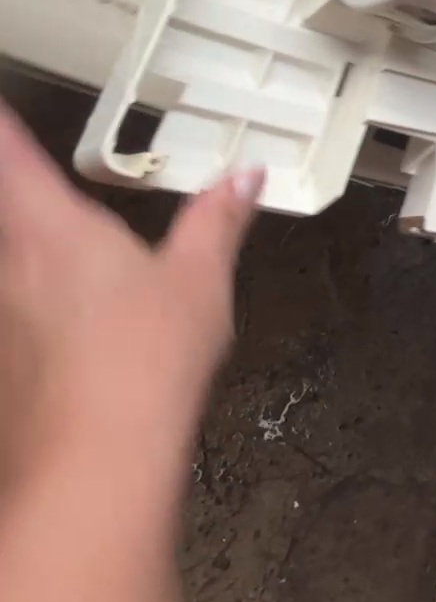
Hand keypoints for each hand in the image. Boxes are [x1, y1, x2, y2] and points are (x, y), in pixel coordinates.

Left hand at [0, 103, 261, 462]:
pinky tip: (63, 296)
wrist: (95, 444)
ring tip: (54, 227)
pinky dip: (30, 276)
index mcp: (56, 233)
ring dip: (22, 232)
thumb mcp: (201, 277)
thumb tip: (245, 174)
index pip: (10, 162)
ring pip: (4, 252)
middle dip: (9, 182)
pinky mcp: (1, 346)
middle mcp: (7, 263)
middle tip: (19, 157)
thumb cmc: (151, 349)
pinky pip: (11, 291)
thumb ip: (216, 220)